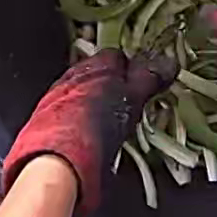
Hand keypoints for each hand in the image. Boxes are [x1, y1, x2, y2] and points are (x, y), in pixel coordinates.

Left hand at [2, 51, 175, 214]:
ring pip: (82, 94)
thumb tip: (171, 62)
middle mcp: (73, 75)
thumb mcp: (133, 98)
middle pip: (98, 75)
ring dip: (95, 104)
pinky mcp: (44, 121)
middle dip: (113, 87)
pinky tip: (87, 138)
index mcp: (97, 64)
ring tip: (109, 126)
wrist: (56, 160)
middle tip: (127, 107)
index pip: (119, 55)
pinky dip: (79, 121)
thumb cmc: (96, 124)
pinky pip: (67, 113)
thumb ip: (151, 78)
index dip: (133, 70)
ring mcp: (55, 97)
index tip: (143, 85)